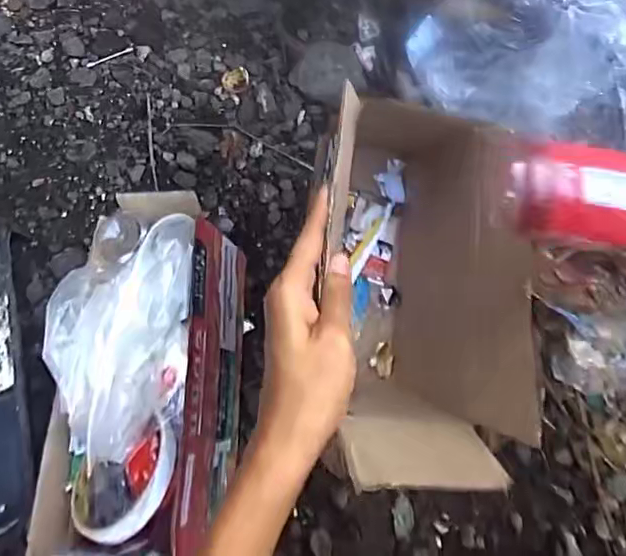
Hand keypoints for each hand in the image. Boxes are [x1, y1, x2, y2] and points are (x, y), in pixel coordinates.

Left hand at [255, 184, 356, 479]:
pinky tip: (338, 275)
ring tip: (343, 228)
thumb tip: (341, 256)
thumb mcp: (336, 341)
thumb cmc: (314, 391)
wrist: (287, 437)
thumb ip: (339, 296)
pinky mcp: (290, 328)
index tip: (325, 187)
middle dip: (322, 229)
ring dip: (324, 253)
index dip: (317, 215)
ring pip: (307, 274)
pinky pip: (308, 291)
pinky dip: (323, 277)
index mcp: (290, 292)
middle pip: (305, 255)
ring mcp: (284, 313)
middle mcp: (281, 296)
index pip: (306, 243)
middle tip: (341, 202)